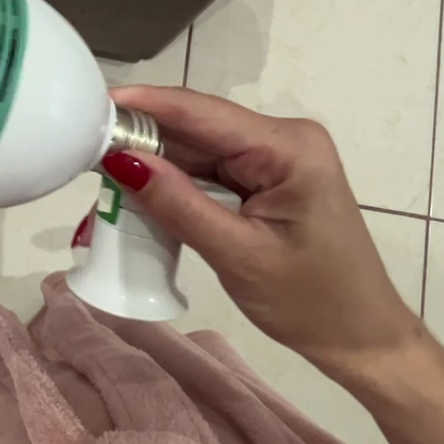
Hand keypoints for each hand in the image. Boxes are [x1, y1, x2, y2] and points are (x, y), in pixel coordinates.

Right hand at [103, 85, 423, 377]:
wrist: (362, 339)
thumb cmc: (310, 302)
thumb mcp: (237, 254)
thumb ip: (176, 204)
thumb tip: (119, 160)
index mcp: (288, 148)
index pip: (201, 113)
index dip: (143, 105)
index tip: (89, 105)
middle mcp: (281, 140)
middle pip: (195, 127)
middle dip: (139, 137)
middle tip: (80, 148)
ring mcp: (273, 158)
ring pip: (195, 149)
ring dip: (151, 161)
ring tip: (96, 169)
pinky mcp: (263, 179)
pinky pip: (206, 170)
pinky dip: (171, 181)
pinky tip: (135, 188)